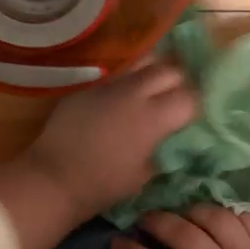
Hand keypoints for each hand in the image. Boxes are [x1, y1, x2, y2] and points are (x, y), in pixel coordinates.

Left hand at [20, 60, 196, 220]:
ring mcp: (110, 84)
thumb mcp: (144, 175)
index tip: (195, 116)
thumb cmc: (102, 185)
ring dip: (155, 73)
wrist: (53, 177)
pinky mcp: (89, 85)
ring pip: (144, 62)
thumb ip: (164, 151)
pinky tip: (124, 98)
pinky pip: (118, 74)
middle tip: (177, 99)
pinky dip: (129, 81)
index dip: (196, 105)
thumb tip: (174, 140)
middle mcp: (135, 92)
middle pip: (170, 70)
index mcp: (153, 117)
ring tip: (154, 89)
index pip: (190, 97)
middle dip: (180, 82)